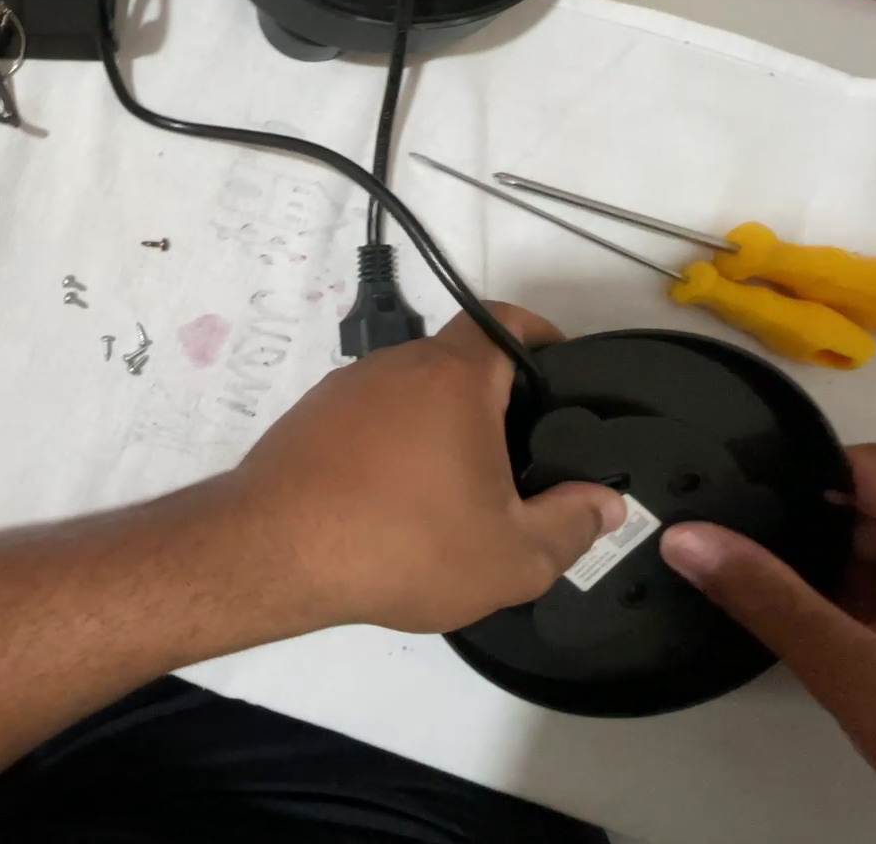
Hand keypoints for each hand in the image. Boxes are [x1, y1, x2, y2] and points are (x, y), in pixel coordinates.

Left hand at [221, 303, 626, 634]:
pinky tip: (390, 494)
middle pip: (450, 362)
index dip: (537, 333)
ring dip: (432, 424)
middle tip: (514, 456)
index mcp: (448, 378)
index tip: (558, 365)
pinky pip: (361, 418)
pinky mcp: (303, 419)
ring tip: (452, 486)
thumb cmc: (402, 543)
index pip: (499, 320)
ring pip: (402, 392)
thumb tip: (602, 500)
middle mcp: (388, 368)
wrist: (273, 551)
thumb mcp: (512, 555)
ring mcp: (337, 391)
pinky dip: (385, 442)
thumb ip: (571, 524)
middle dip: (488, 399)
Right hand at [661, 445, 875, 838]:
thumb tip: (685, 537)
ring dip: (817, 554)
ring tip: (754, 574)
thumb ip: (768, 600)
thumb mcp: (857, 675)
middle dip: (793, 515)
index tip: (727, 486)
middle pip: (869, 500)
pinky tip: (808, 614)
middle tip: (723, 535)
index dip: (795, 465)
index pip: (869, 465)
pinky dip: (843, 584)